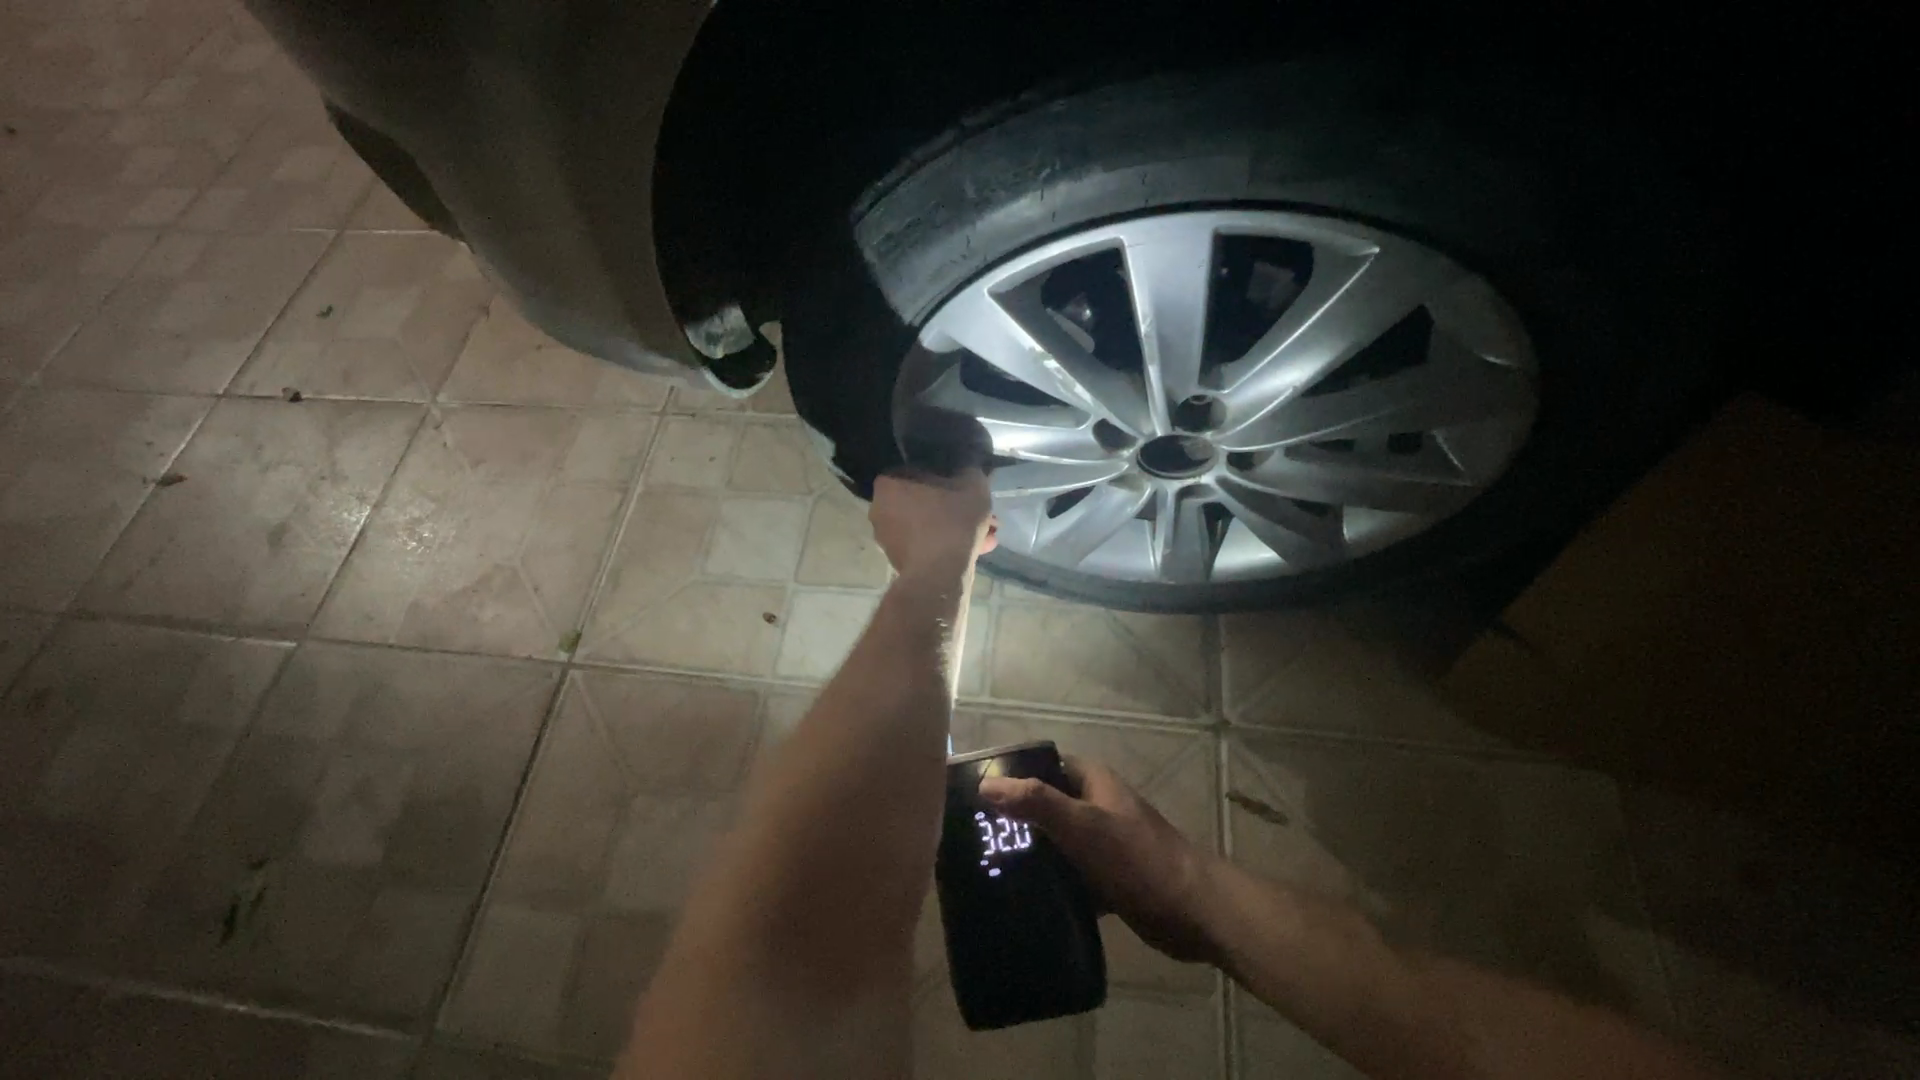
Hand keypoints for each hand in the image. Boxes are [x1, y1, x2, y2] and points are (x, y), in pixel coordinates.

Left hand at [869, 468, 996, 576]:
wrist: (940, 575)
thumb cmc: (952, 522)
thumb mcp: (973, 486)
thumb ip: (970, 471)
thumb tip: (968, 468)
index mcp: (889, 484)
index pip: (918, 470)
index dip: (947, 477)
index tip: (966, 486)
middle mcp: (880, 509)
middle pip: (925, 501)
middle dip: (956, 508)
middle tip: (982, 513)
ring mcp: (887, 538)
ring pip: (929, 525)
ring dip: (956, 528)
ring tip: (987, 534)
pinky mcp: (899, 561)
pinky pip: (927, 545)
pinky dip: (948, 545)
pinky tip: (979, 549)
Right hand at [978, 756, 1219, 963]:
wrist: (1193, 911)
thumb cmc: (1136, 857)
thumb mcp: (1082, 825)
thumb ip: (1035, 802)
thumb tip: (986, 785)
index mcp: (1094, 782)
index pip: (1045, 765)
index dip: (1014, 774)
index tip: (978, 794)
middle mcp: (1098, 806)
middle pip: (1048, 805)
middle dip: (1017, 818)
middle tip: (976, 838)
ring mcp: (1105, 844)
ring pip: (1058, 843)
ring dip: (1032, 855)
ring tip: (989, 870)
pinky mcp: (1110, 879)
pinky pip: (1071, 877)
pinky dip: (1052, 885)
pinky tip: (1024, 900)